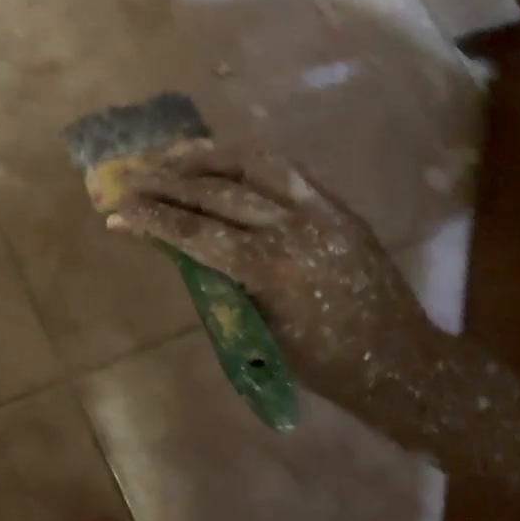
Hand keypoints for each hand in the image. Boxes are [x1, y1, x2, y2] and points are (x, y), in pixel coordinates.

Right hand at [102, 143, 438, 402]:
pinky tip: (214, 159)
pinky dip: (241, 160)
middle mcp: (295, 231)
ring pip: (249, 166)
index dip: (150, 218)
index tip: (115, 212)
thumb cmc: (320, 361)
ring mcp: (320, 213)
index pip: (194, 232)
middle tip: (128, 178)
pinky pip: (281, 169)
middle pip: (214, 193)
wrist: (405, 364)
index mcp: (271, 270)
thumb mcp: (252, 325)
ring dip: (200, 159)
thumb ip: (208, 277)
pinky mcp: (335, 206)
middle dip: (164, 184)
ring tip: (165, 156)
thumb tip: (158, 241)